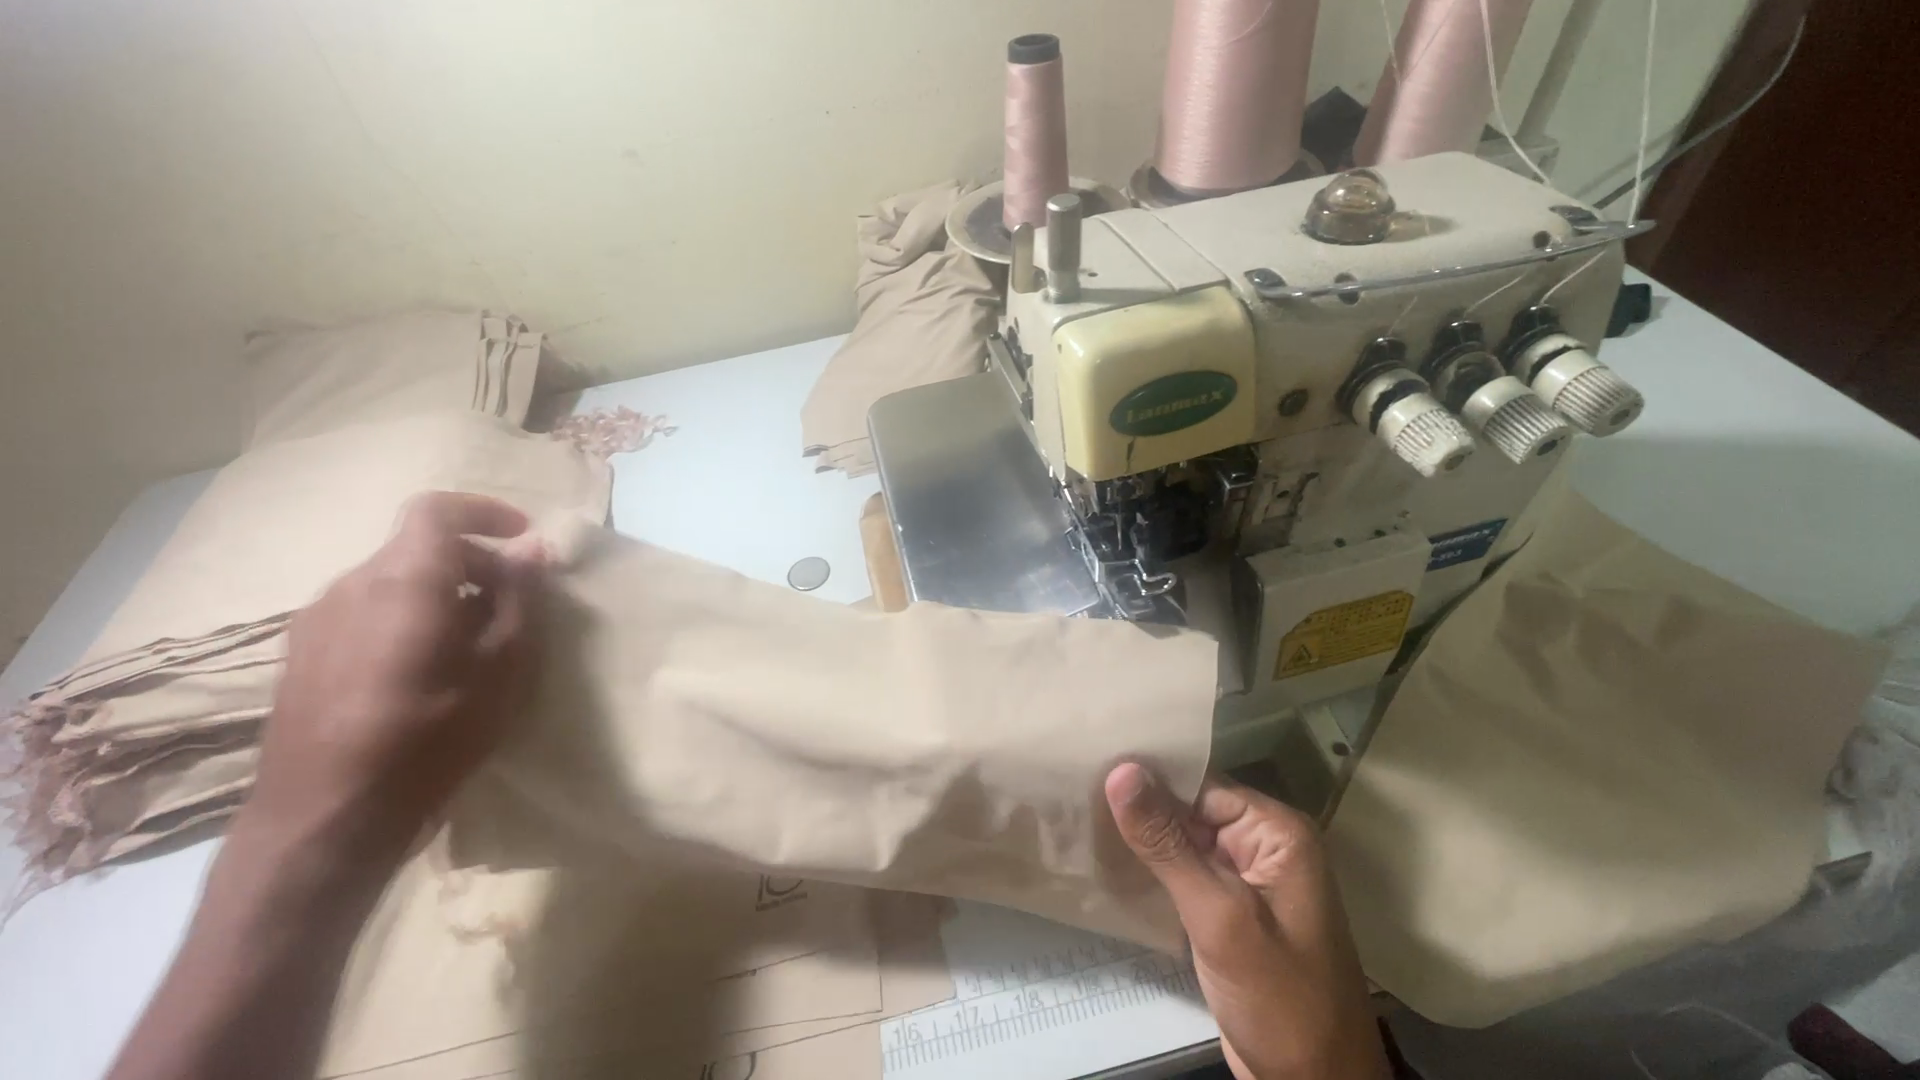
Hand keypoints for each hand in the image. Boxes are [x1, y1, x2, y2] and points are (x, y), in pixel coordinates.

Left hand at [243, 492, 546, 866]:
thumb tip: (530, 549)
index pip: (437, 510)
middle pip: (417, 547)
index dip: (485, 512)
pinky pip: (365, 612)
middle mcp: (351, 585)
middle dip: (472, 563)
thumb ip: (518, 600)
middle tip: (513, 607)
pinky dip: (405, 618)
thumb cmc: (429, 741)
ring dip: (439, 593)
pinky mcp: (301, 655)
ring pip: (391, 581)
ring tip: (472, 645)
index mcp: (402, 580)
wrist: (324, 819)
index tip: (523, 539)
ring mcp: (317, 620)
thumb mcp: (500, 670)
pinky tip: (423, 672)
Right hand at [1105, 764, 1389, 1079]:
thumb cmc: (1279, 998)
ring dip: (1140, 844)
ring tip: (1077, 823)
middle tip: (1071, 796)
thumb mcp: (1219, 916)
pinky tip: (1107, 867)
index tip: (1087, 769)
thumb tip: (1121, 770)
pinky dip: (1151, 876)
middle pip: (1190, 811)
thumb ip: (1167, 844)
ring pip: (1182, 846)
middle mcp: (1264, 848)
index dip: (1148, 779)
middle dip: (1138, 811)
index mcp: (1277, 833)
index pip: (1200, 785)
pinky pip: (1185, 879)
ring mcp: (1246, 885)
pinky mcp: (1229, 917)